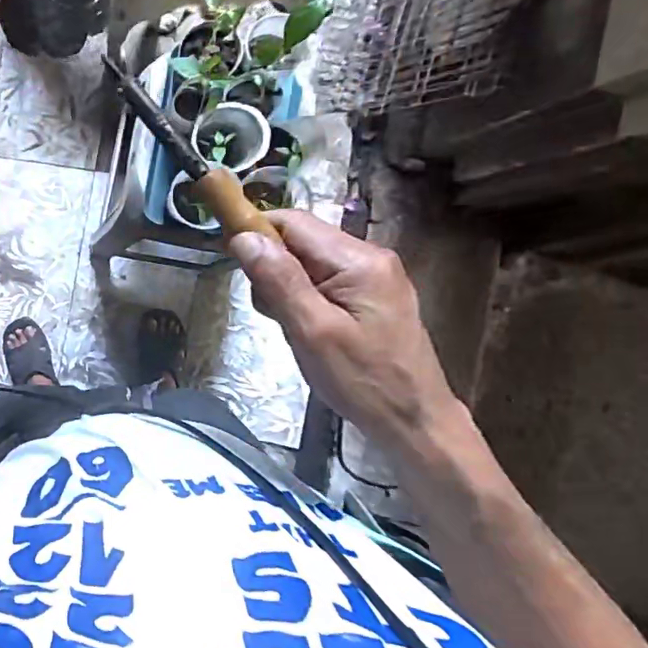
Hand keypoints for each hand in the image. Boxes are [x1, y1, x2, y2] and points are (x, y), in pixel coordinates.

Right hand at [228, 212, 458, 446]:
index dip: (255, 233)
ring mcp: (372, 277)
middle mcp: (369, 257)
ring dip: (284, 286)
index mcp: (358, 260)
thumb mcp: (312, 331)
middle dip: (271, 267)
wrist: (415, 425)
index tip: (232, 262)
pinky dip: (302, 298)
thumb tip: (244, 237)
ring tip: (291, 326)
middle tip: (271, 311)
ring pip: (306, 261)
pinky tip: (306, 327)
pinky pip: (321, 280)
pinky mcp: (370, 296)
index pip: (292, 222)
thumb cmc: (363, 381)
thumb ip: (279, 280)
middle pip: (299, 240)